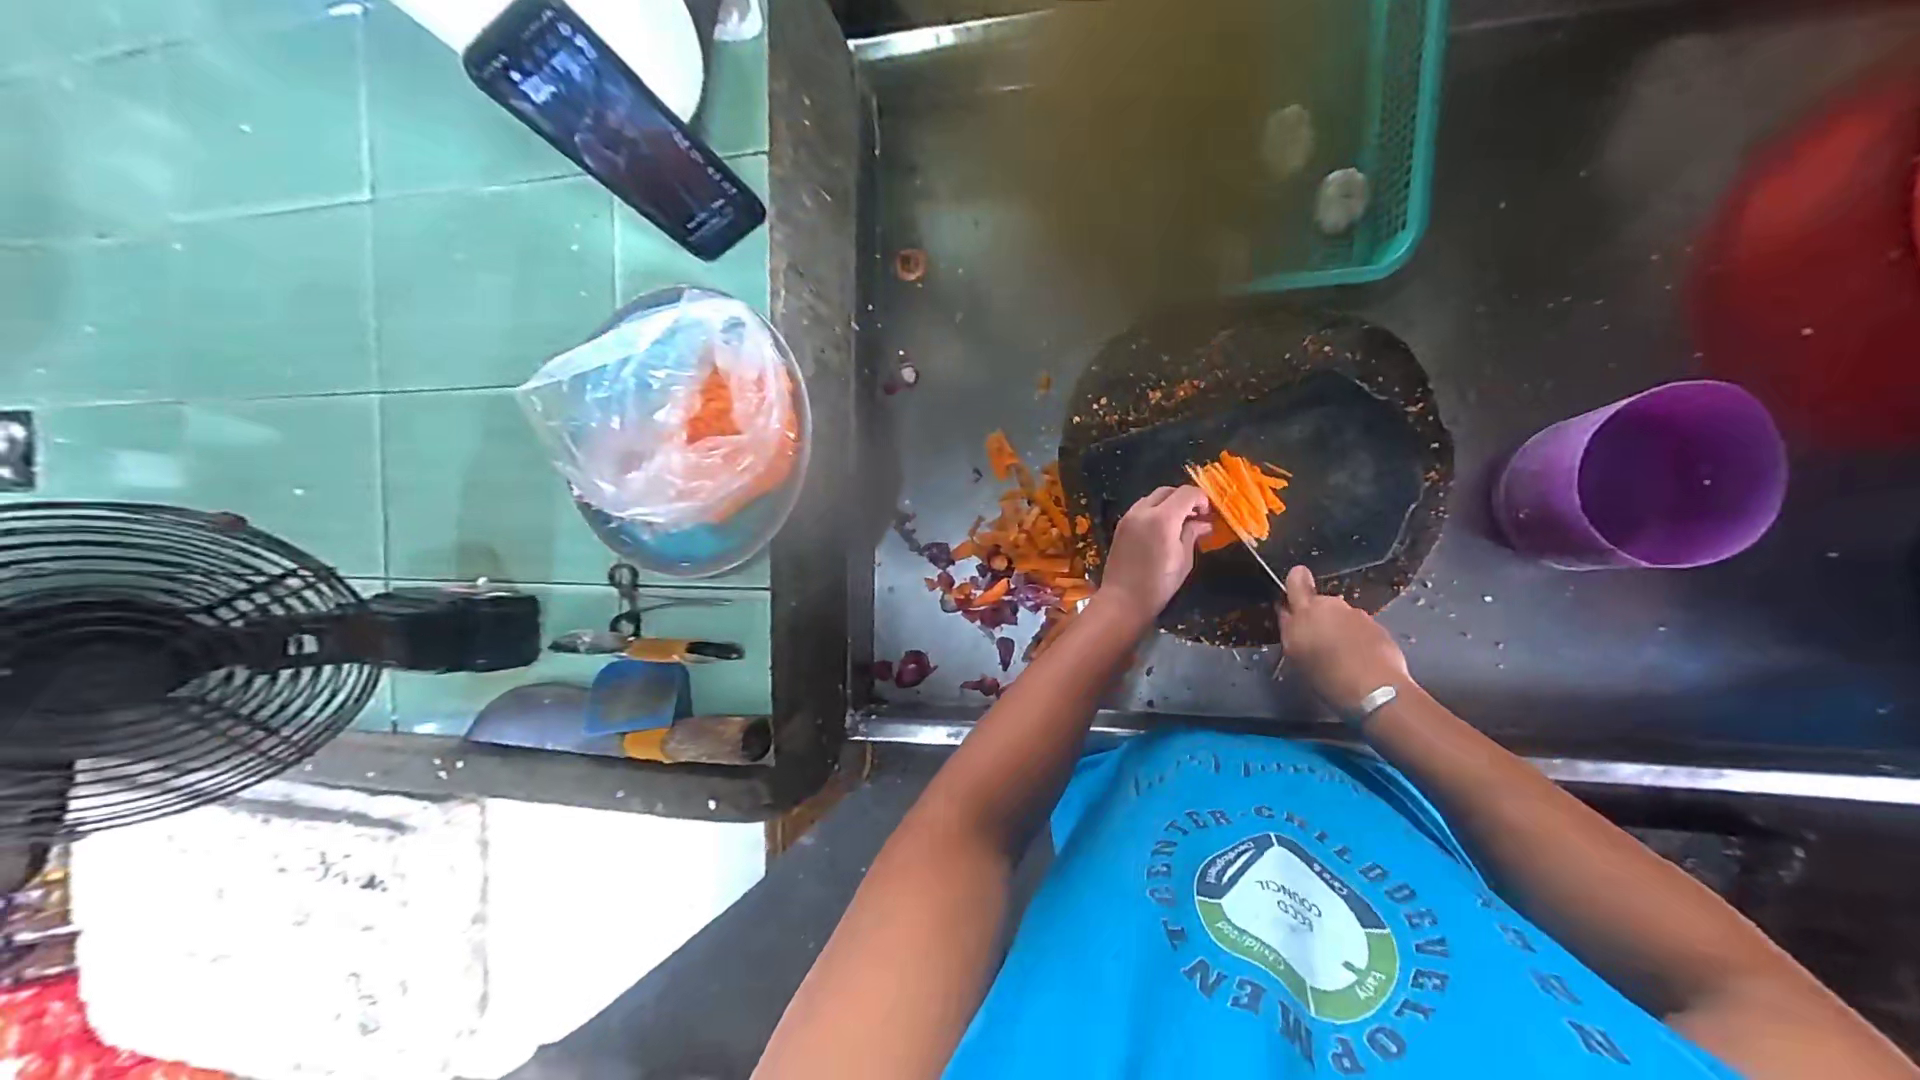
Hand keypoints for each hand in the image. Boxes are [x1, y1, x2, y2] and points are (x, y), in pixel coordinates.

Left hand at [1097, 486, 1212, 621]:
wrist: (1122, 600)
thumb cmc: (1159, 584)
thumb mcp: (1184, 560)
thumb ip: (1192, 534)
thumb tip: (1203, 523)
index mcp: (1162, 519)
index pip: (1186, 493)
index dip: (1201, 499)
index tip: (1208, 514)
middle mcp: (1142, 512)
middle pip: (1167, 491)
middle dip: (1184, 498)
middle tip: (1196, 516)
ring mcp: (1128, 517)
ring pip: (1152, 498)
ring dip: (1168, 504)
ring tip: (1180, 523)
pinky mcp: (1120, 526)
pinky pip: (1141, 509)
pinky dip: (1154, 511)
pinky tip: (1162, 529)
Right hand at [1278, 565, 1410, 711]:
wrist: (1375, 689)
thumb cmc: (1324, 673)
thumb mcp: (1295, 653)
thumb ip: (1289, 627)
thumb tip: (1286, 611)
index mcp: (1306, 609)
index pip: (1296, 581)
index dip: (1295, 580)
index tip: (1294, 588)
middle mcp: (1334, 606)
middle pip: (1322, 604)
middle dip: (1319, 616)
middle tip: (1317, 642)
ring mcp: (1359, 616)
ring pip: (1343, 617)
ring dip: (1339, 630)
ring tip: (1339, 656)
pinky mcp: (1380, 629)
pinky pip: (1361, 630)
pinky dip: (1358, 640)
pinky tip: (1358, 661)